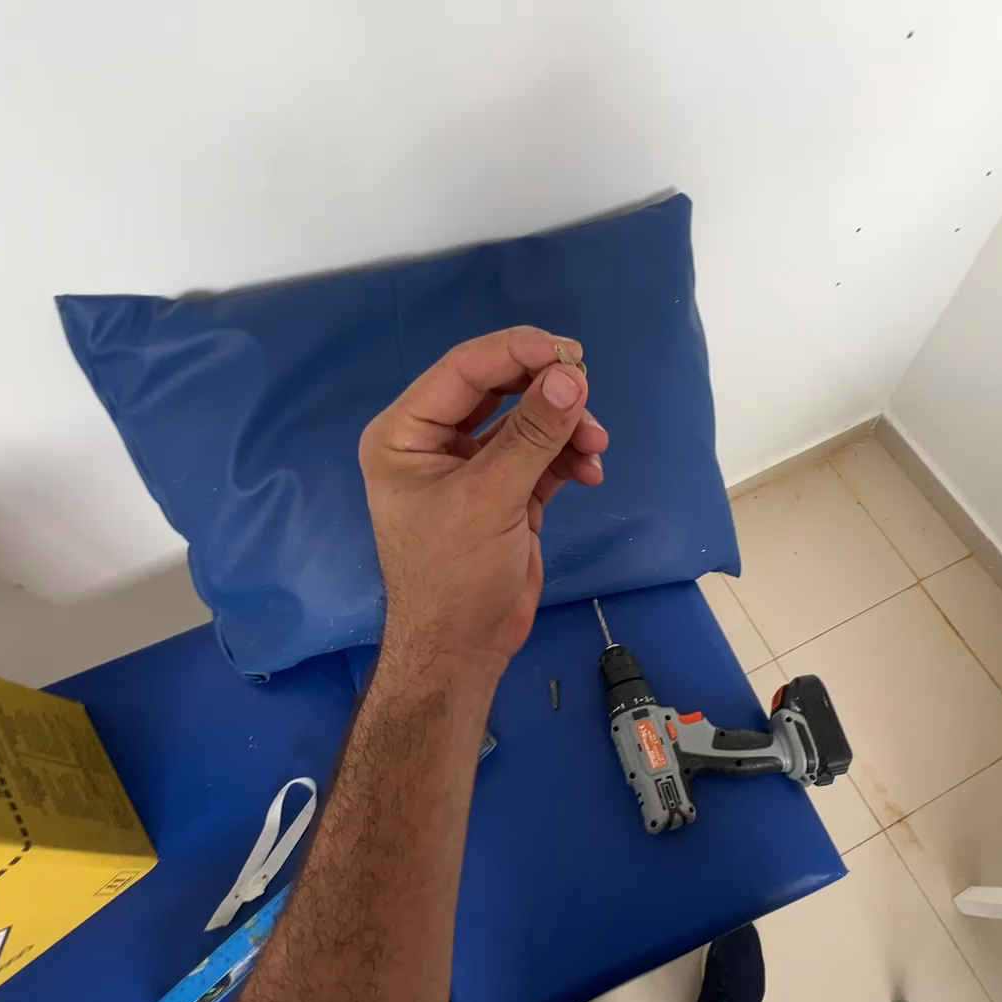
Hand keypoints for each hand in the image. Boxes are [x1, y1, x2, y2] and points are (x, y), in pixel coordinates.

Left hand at [359, 326, 609, 679]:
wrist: (463, 649)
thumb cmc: (456, 575)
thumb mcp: (490, 498)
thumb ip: (532, 435)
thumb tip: (571, 376)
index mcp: (405, 433)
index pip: (464, 370)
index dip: (517, 352)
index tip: (569, 352)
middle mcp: (435, 442)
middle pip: (498, 389)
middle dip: (545, 390)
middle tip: (588, 390)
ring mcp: (472, 466)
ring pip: (525, 422)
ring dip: (565, 427)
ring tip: (596, 444)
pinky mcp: (504, 491)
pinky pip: (541, 455)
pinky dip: (568, 457)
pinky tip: (591, 472)